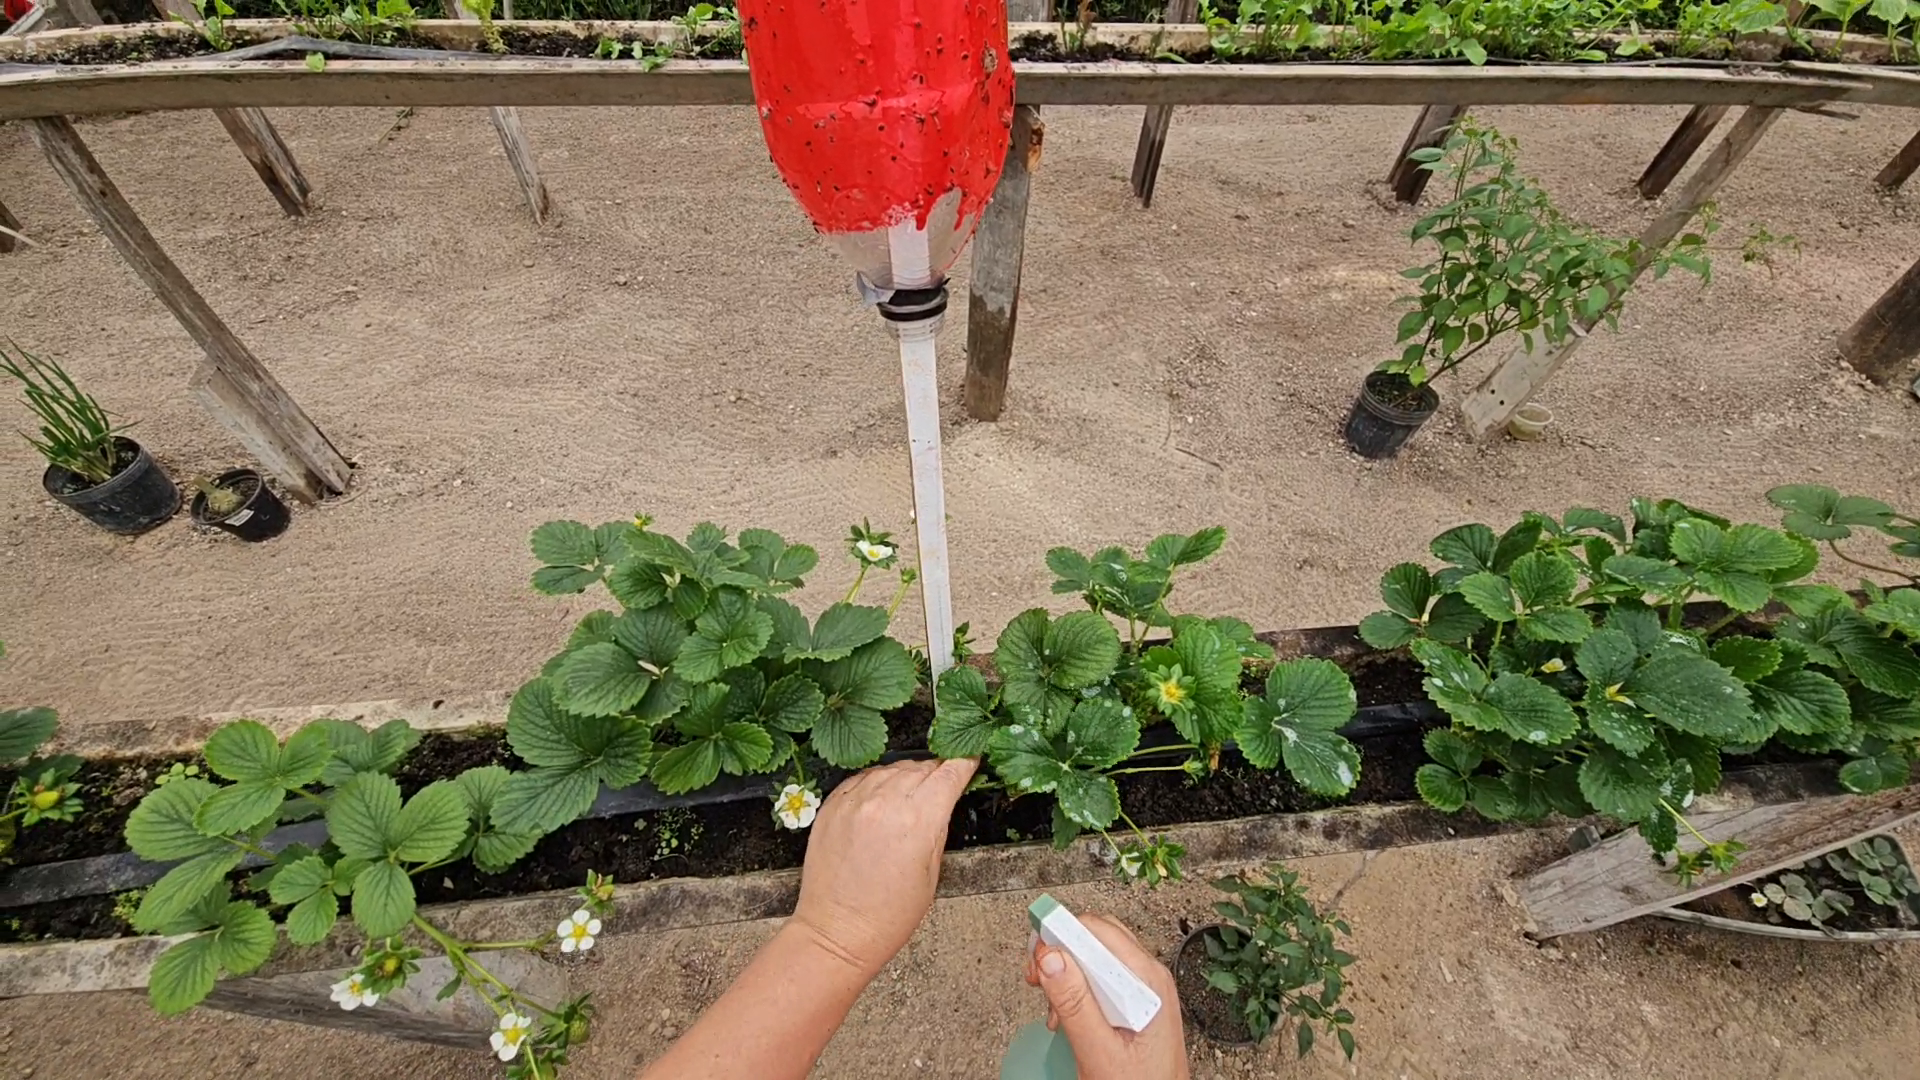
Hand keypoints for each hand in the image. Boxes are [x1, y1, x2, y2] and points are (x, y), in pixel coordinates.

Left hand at [789, 757, 977, 978]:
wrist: (837, 934)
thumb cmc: (888, 916)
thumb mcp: (932, 873)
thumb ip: (938, 825)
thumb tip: (945, 796)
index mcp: (917, 820)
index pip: (949, 773)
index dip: (964, 763)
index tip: (970, 759)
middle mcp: (885, 802)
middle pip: (922, 766)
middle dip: (936, 773)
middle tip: (940, 786)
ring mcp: (855, 801)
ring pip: (892, 767)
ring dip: (906, 776)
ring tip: (909, 799)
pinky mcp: (832, 804)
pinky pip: (863, 777)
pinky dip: (877, 782)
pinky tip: (882, 800)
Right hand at [1026, 914, 1188, 1079]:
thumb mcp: (1100, 1054)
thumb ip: (1074, 1004)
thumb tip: (1051, 957)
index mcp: (1148, 983)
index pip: (1097, 931)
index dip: (1061, 934)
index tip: (1036, 947)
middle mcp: (1148, 978)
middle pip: (1095, 936)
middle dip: (1060, 950)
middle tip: (1037, 973)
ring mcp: (1142, 990)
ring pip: (1094, 954)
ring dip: (1066, 970)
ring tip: (1051, 1001)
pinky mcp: (1133, 1003)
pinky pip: (1099, 976)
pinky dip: (1075, 986)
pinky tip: (1066, 1013)